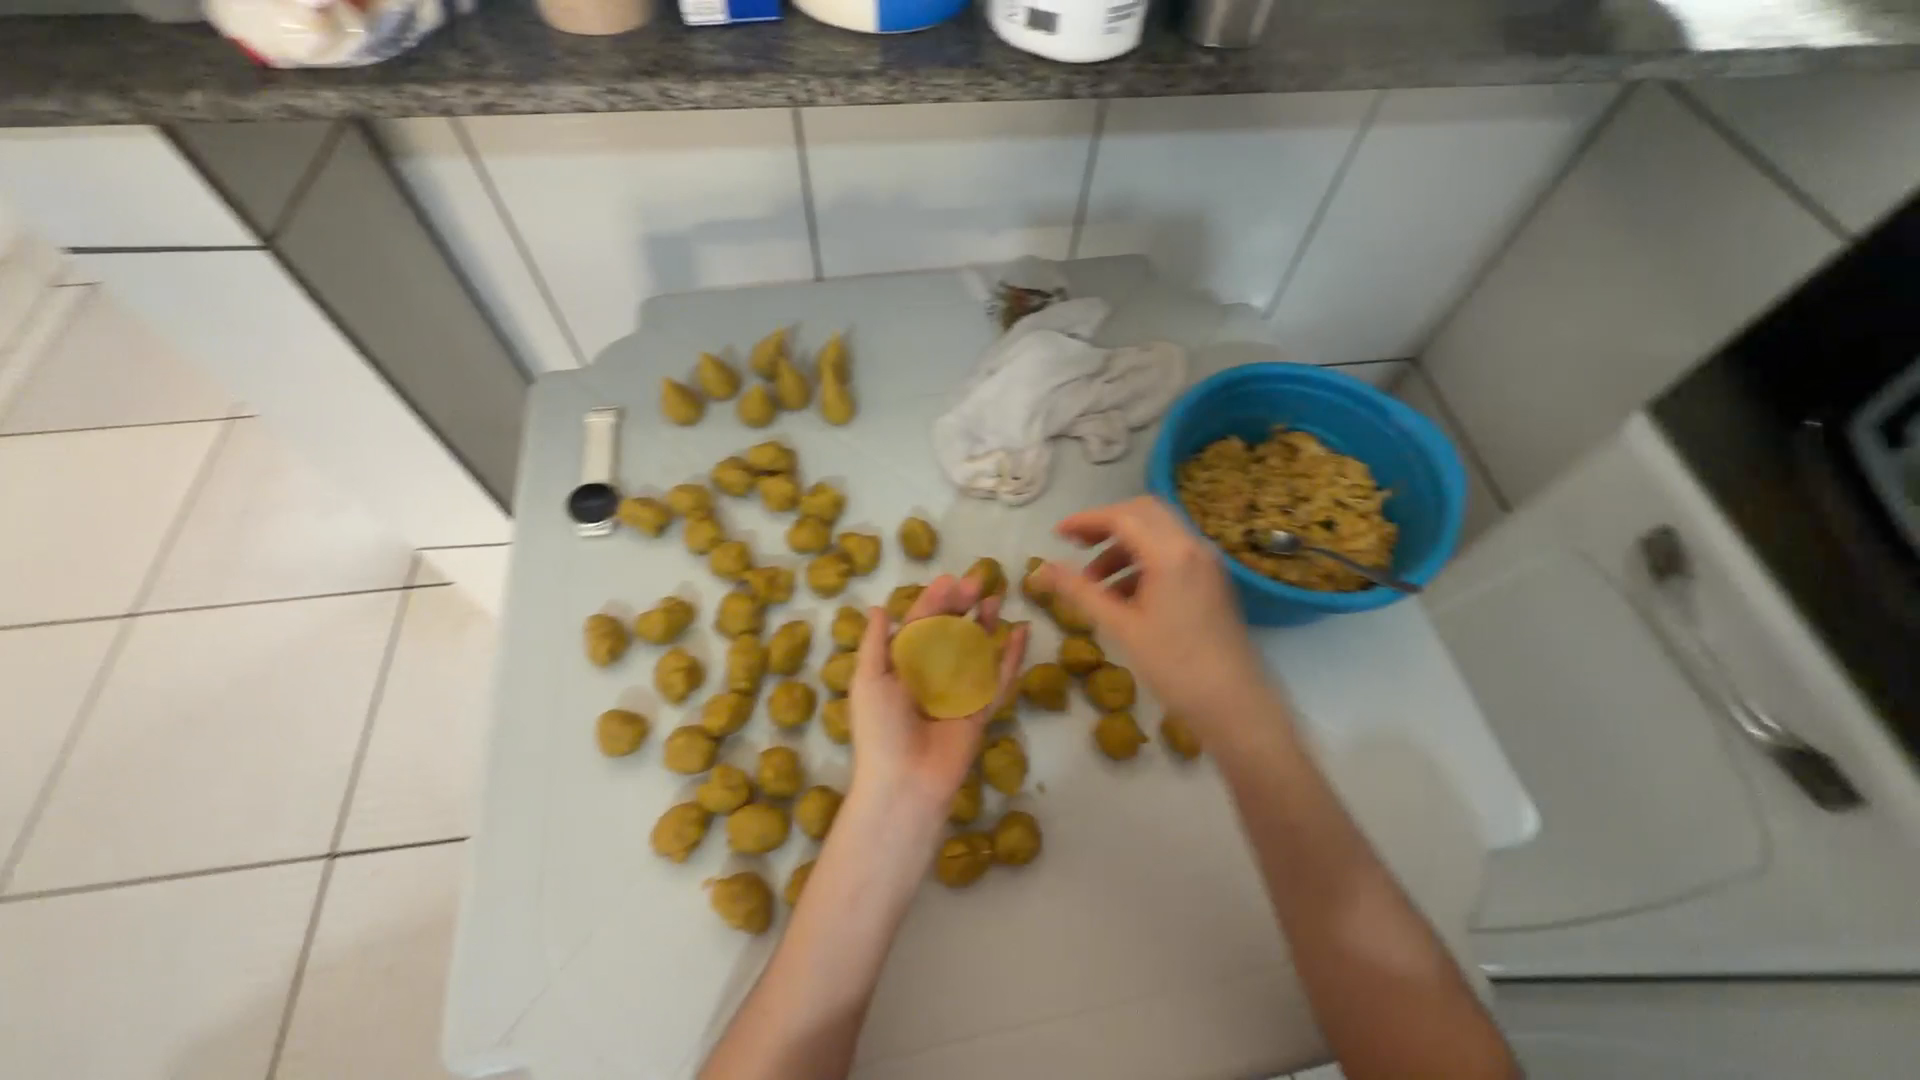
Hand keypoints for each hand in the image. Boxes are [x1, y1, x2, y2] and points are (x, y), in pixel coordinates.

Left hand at [848, 575, 1027, 825]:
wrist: (905, 783)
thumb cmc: (880, 729)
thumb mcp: (868, 680)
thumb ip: (875, 643)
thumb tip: (878, 606)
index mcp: (901, 667)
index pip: (920, 625)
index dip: (933, 602)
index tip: (950, 580)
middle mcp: (930, 676)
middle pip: (950, 633)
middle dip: (962, 607)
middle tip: (977, 583)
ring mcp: (958, 693)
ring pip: (976, 651)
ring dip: (985, 625)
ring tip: (995, 600)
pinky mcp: (981, 711)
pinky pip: (999, 679)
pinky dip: (1012, 657)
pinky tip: (1021, 632)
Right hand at [1037, 496, 1284, 738]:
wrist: (1235, 703)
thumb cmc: (1174, 666)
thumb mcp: (1120, 627)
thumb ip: (1080, 592)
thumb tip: (1041, 570)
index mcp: (1170, 554)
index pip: (1121, 517)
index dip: (1085, 520)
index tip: (1057, 534)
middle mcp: (1193, 546)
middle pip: (1144, 513)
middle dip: (1107, 524)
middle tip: (1077, 546)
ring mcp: (1207, 562)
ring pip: (1159, 532)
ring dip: (1124, 546)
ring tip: (1095, 583)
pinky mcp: (1212, 579)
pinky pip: (1173, 553)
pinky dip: (1144, 561)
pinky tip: (1124, 596)